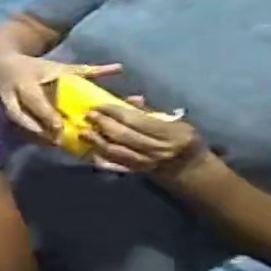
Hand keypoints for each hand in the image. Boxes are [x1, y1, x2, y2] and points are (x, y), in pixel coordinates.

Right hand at [0, 53, 121, 140]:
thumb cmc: (35, 67)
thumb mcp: (58, 67)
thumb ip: (87, 71)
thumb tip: (119, 68)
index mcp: (25, 83)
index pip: (34, 100)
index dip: (45, 114)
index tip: (59, 126)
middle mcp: (10, 95)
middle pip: (19, 115)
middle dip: (36, 128)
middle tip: (56, 140)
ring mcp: (2, 104)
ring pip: (14, 122)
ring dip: (30, 133)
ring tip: (51, 143)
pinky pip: (11, 124)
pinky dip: (25, 133)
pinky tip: (41, 140)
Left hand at [83, 99, 206, 174]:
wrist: (185, 164)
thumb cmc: (177, 137)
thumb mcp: (173, 122)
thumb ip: (149, 111)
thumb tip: (131, 99)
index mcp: (172, 134)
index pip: (136, 121)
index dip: (114, 112)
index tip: (99, 106)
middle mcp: (160, 149)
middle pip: (123, 135)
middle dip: (102, 124)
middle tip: (89, 115)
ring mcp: (146, 162)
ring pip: (114, 150)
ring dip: (96, 140)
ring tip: (84, 131)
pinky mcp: (135, 171)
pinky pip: (111, 164)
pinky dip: (98, 156)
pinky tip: (89, 147)